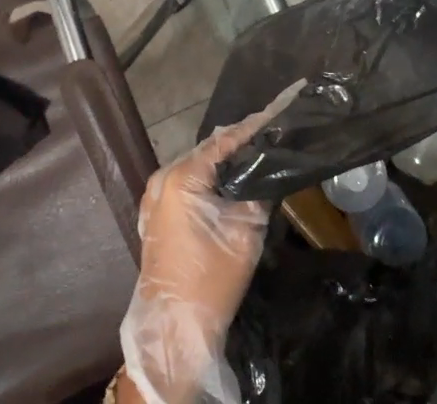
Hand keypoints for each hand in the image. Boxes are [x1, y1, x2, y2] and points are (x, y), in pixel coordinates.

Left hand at [119, 80, 304, 403]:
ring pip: (199, 164)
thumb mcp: (245, 231)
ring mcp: (155, 196)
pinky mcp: (158, 212)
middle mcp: (162, 178)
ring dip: (227, 157)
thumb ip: (258, 190)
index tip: (281, 108)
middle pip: (209, 148)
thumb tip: (270, 165)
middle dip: (241, 139)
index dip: (254, 125)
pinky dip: (212, 175)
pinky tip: (236, 175)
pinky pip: (189, 181)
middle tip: (275, 127)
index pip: (224, 139)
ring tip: (261, 145)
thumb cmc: (211, 280)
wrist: (174, 328)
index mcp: (181, 178)